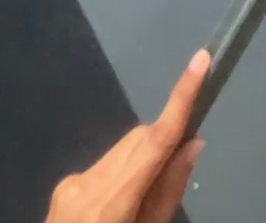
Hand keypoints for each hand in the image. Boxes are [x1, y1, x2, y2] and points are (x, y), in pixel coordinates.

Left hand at [45, 50, 209, 222]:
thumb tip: (192, 142)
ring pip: (126, 149)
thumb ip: (169, 191)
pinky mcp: (64, 188)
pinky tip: (122, 206)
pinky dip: (125, 173)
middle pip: (141, 140)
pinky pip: (107, 166)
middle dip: (164, 142)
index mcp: (111, 207)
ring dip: (145, 159)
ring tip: (145, 199)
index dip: (181, 97)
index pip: (156, 140)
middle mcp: (87, 186)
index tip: (201, 59)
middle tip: (183, 161)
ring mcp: (71, 186)